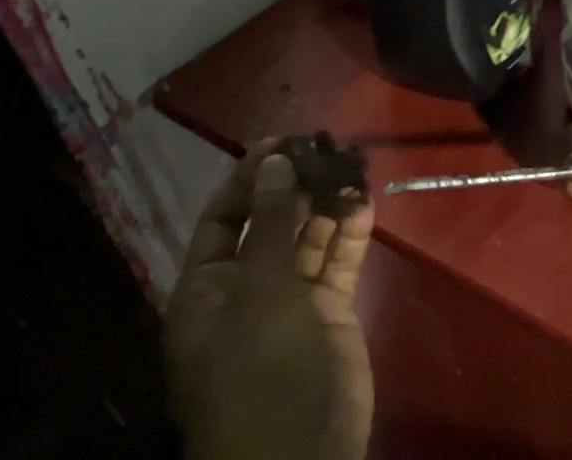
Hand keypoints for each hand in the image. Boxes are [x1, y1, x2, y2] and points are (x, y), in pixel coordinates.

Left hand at [164, 145, 374, 459]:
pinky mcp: (330, 311)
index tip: (280, 142)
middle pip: (268, 224)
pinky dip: (351, 231)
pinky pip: (339, 261)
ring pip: (309, 238)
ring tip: (351, 162)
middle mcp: (246, 289)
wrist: (304, 455)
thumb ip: (270, 225)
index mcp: (207, 290)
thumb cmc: (261, 373)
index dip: (248, 180)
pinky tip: (364, 200)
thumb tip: (274, 161)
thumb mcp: (259, 294)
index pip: (221, 220)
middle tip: (325, 145)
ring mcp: (290, 301)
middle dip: (295, 185)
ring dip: (328, 202)